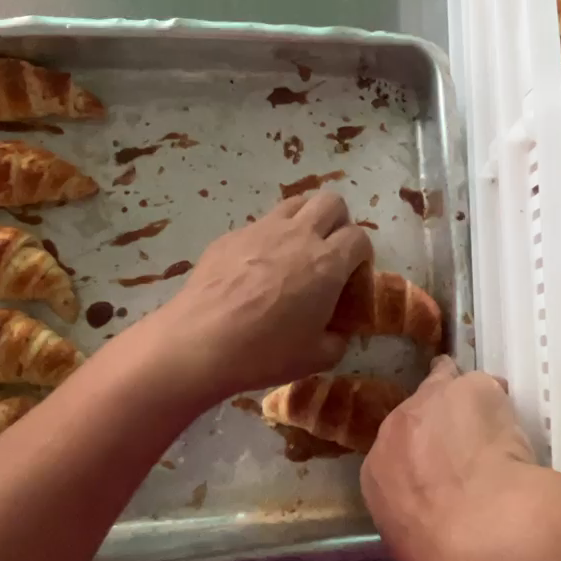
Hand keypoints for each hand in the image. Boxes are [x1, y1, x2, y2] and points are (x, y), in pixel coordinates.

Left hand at [147, 191, 371, 401]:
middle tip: (327, 252)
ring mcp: (263, 229)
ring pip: (295, 202)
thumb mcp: (317, 358)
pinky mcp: (231, 235)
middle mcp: (300, 235)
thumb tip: (336, 331)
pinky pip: (259, 225)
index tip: (351, 276)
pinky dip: (266, 239)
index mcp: (328, 262)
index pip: (359, 237)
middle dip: (337, 222)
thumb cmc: (265, 352)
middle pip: (331, 202)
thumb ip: (337, 339)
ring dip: (304, 219)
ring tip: (294, 250)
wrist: (200, 342)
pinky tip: (252, 270)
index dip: (360, 254)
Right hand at [361, 357, 537, 560]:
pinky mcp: (474, 388)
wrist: (476, 533)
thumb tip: (436, 523)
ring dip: (473, 404)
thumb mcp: (412, 544)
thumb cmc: (441, 558)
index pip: (397, 448)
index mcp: (377, 471)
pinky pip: (490, 389)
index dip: (422, 452)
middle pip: (421, 407)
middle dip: (443, 420)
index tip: (443, 465)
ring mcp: (434, 399)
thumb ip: (417, 515)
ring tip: (499, 431)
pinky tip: (518, 431)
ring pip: (455, 386)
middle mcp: (398, 425)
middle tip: (471, 443)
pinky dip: (503, 406)